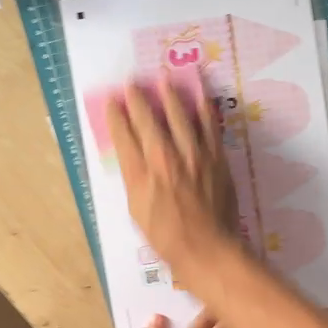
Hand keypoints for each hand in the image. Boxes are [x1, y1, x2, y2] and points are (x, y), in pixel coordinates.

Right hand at [107, 81, 237, 262]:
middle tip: (132, 83)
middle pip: (148, 121)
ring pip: (179, 116)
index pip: (124, 137)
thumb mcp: (137, 211)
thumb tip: (132, 155)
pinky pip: (208, 125)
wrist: (207, 248)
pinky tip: (199, 93)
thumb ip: (134, 179)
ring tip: (163, 79)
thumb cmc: (167, 237)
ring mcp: (193, 156)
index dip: (116, 116)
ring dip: (170, 95)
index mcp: (140, 176)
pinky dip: (203, 107)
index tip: (112, 100)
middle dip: (138, 100)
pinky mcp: (215, 157)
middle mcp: (164, 159)